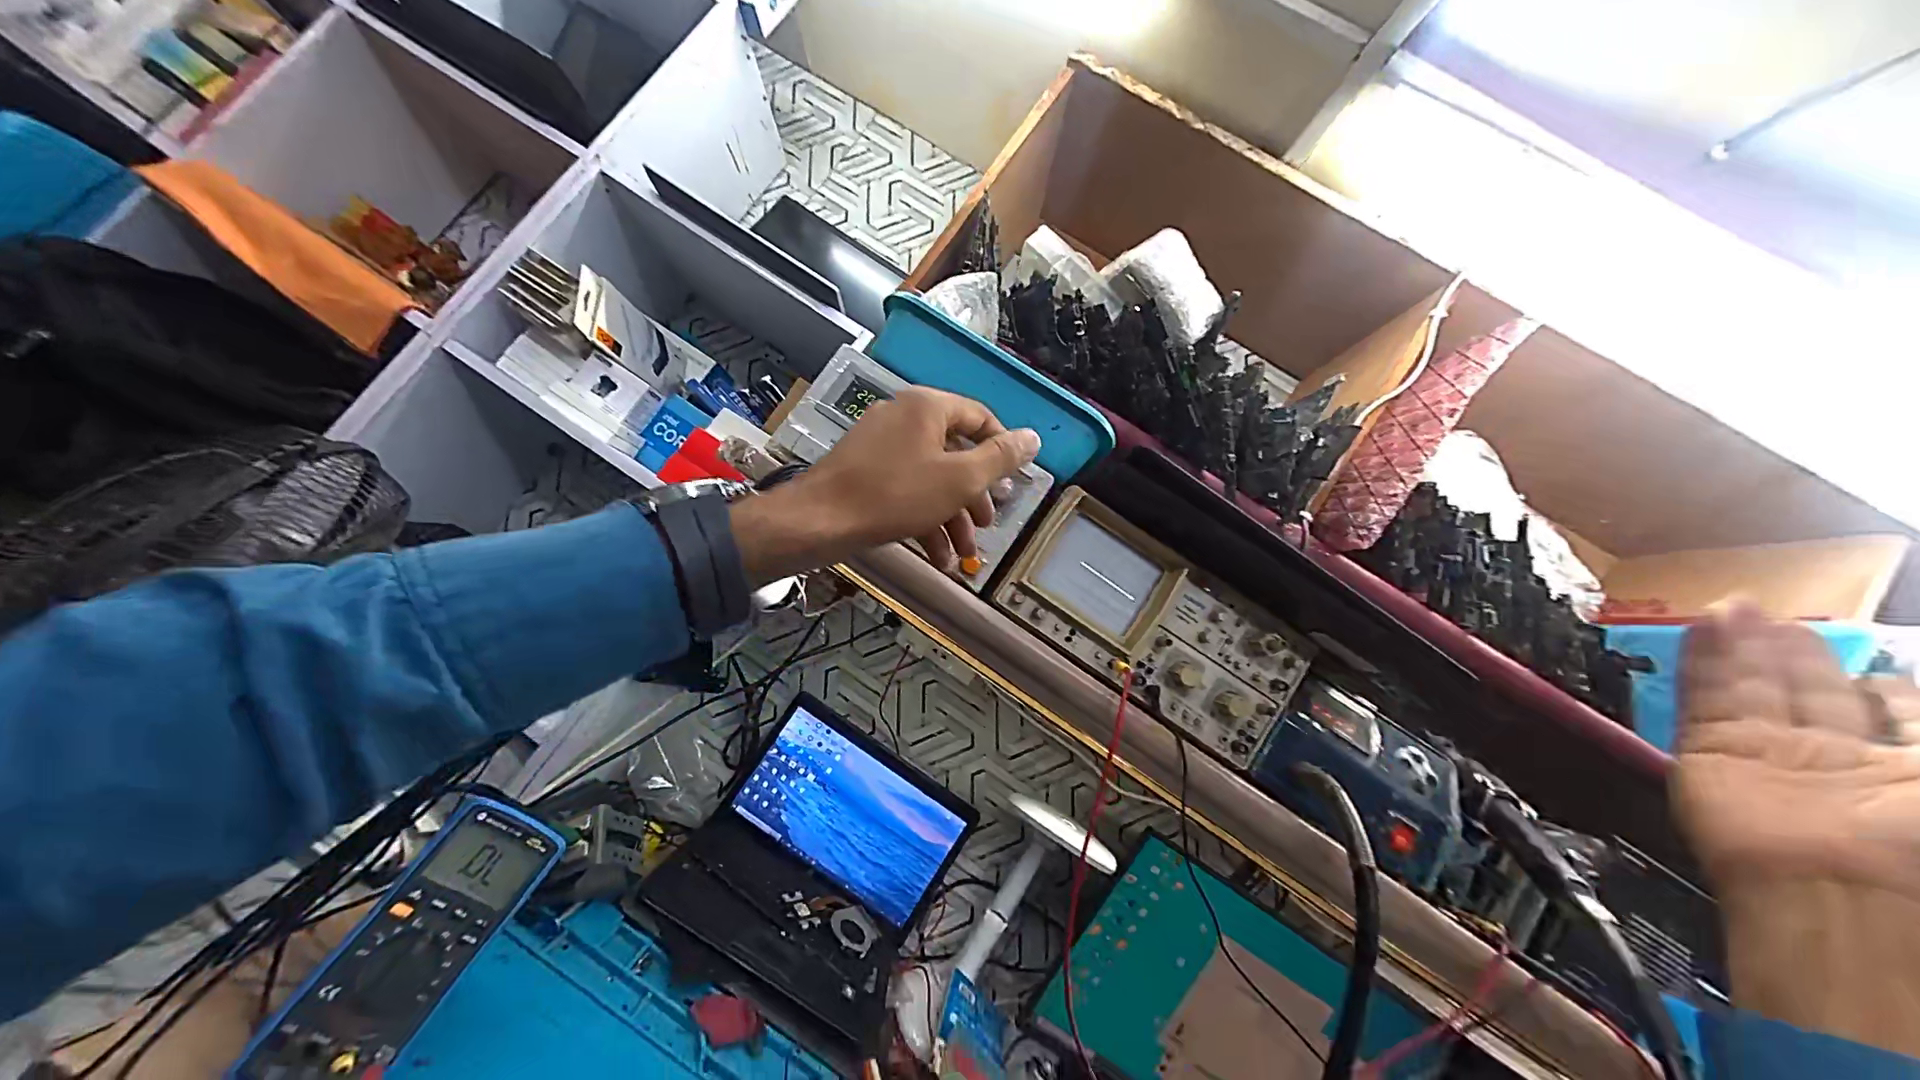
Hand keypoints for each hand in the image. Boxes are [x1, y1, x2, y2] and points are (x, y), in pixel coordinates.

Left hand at [730, 387, 1040, 583]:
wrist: (820, 521)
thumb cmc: (895, 495)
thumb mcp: (959, 480)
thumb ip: (1000, 459)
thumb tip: (1034, 437)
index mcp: (928, 407)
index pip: (980, 418)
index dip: (1003, 451)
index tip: (1013, 484)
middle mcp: (905, 417)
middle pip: (955, 453)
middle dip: (976, 496)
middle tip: (988, 524)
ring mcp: (881, 444)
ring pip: (932, 477)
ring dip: (952, 517)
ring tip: (963, 554)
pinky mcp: (865, 471)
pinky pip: (906, 489)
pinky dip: (924, 519)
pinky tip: (936, 556)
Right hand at [1677, 603, 1919, 1054]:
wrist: (1852, 891)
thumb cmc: (1916, 833)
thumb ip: (1913, 724)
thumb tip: (1902, 688)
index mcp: (1913, 775)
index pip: (1894, 713)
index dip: (1883, 678)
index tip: (1872, 653)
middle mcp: (1844, 764)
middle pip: (1817, 694)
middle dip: (1800, 652)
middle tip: (1778, 612)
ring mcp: (1771, 757)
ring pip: (1757, 688)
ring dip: (1747, 644)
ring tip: (1738, 605)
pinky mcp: (1713, 751)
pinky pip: (1709, 696)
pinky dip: (1707, 657)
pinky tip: (1710, 623)